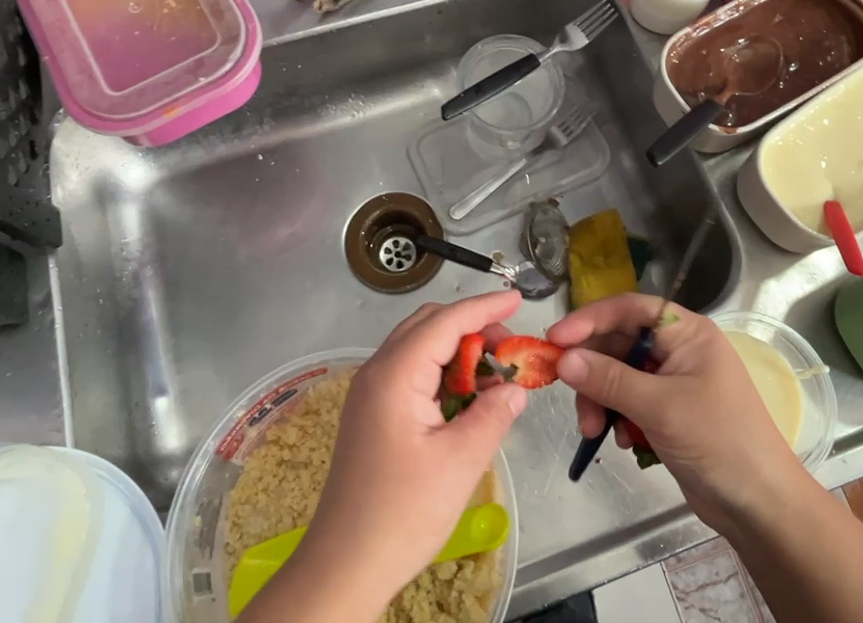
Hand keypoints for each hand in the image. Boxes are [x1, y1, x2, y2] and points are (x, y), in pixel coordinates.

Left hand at [282, 291, 527, 616]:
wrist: (345, 564)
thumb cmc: (403, 512)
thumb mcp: (460, 462)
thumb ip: (493, 415)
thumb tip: (515, 388)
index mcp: (395, 375)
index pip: (445, 322)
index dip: (483, 307)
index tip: (517, 298)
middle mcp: (377, 373)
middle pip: (428, 327)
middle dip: (472, 327)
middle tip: (513, 346)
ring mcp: (371, 394)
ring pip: (420, 350)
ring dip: (459, 353)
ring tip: (498, 374)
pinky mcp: (373, 415)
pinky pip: (412, 375)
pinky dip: (444, 376)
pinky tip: (470, 399)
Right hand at [547, 294, 803, 524]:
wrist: (759, 504)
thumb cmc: (718, 440)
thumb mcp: (659, 406)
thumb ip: (608, 379)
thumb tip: (563, 359)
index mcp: (687, 332)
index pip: (628, 309)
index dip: (589, 319)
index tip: (555, 339)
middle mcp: (679, 349)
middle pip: (618, 342)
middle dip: (592, 370)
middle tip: (568, 394)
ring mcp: (673, 381)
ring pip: (617, 375)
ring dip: (601, 400)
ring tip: (594, 431)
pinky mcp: (668, 412)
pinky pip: (628, 401)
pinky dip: (617, 417)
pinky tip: (623, 442)